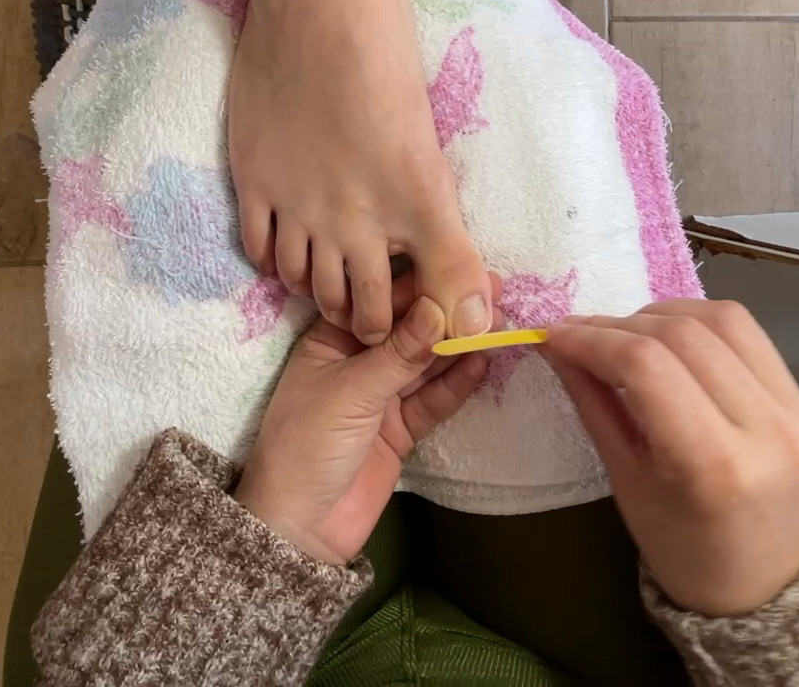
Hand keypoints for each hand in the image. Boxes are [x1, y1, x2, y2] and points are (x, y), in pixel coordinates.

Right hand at [229, 0, 491, 345]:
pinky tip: (292, 252)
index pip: (444, 296)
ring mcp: (300, 205)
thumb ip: (439, 211)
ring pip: (311, 288)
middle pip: (364, 309)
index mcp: (418, 201)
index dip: (443, 321)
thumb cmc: (387, 51)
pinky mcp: (255, 184)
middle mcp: (358, 218)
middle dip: (375, 321)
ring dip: (326, 296)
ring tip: (335, 284)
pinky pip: (263, 255)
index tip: (434, 315)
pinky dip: (280, 266)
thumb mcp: (428, 133)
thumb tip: (462, 277)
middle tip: (378, 306)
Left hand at [235, 274, 501, 563]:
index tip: (460, 269)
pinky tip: (482, 363)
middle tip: (493, 292)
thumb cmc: (309, 443)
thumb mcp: (353, 390)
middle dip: (448, 313)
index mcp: (332, 339)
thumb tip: (440, 308)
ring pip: (426, 363)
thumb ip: (400, 353)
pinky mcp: (401, 428)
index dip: (421, 287)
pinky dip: (456, 383)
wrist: (299, 528)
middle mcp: (359, 359)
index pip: (381, 303)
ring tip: (498, 322)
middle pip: (410, 330)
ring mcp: (382, 394)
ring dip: (459, 345)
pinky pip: (433, 399)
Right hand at [544, 300, 798, 616]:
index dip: (593, 339)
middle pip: (680, 335)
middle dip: (616, 325)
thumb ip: (592, 400)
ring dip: (657, 313)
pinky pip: (745, 330)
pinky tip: (668, 334)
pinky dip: (696, 318)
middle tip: (579, 335)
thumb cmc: (681, 545)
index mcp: (714, 465)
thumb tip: (555, 343)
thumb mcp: (624, 478)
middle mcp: (764, 428)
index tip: (555, 335)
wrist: (764, 586)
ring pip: (718, 319)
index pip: (647, 367)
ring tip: (625, 334)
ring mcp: (794, 409)